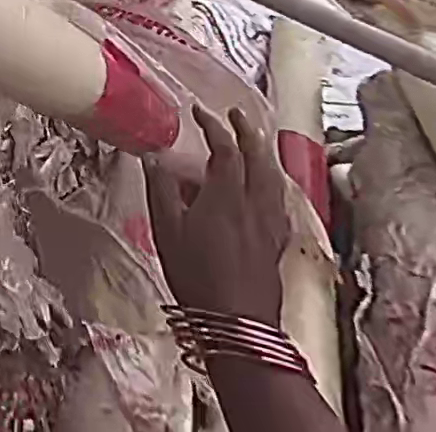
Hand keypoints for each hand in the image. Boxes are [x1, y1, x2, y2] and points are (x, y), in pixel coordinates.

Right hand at [146, 107, 289, 324]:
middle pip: (259, 159)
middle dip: (248, 132)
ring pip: (274, 178)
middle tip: (236, 114)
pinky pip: (279, 200)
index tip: (199, 112)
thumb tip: (155, 159)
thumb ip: (161, 189)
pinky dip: (273, 182)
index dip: (213, 126)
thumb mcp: (166, 228)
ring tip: (255, 141)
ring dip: (264, 153)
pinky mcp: (277, 242)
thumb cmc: (196, 274)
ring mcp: (270, 224)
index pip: (225, 150)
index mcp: (226, 196)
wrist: (236, 324)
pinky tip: (268, 186)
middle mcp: (254, 204)